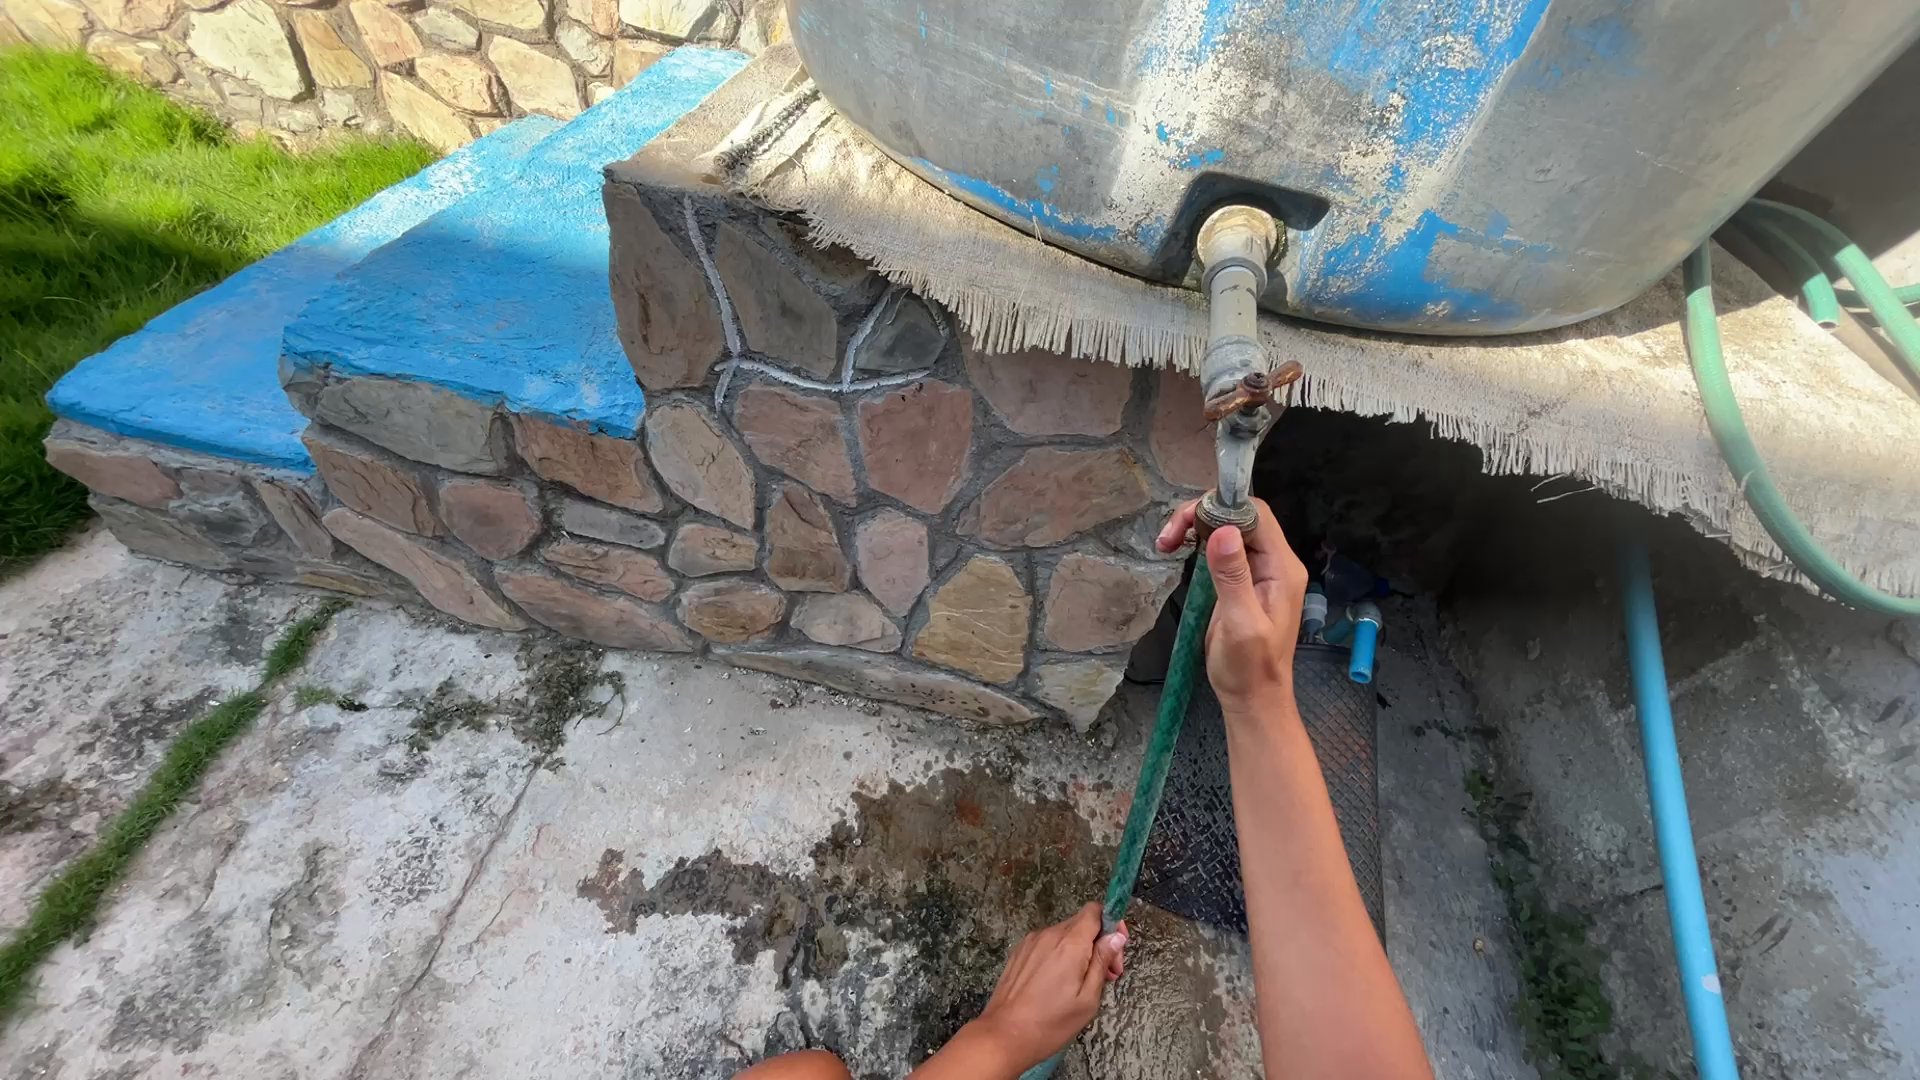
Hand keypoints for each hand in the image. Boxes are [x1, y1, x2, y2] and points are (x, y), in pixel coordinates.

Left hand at [967, 904, 1127, 1071]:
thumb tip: (1117, 937)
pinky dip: (1060, 955)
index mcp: (1070, 943)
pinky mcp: (1021, 950)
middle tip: (1107, 976)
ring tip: (1081, 985)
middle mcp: (1050, 934)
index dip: (1111, 924)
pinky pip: (1048, 943)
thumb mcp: (1087, 999)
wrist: (1005, 1034)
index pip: (1095, 911)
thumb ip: (1102, 962)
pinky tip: (1059, 983)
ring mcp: (1033, 940)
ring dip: (1080, 951)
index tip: (1117, 949)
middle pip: (1082, 923)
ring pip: (1065, 934)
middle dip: (1099, 944)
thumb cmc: (1050, 1023)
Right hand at [1156, 498, 1308, 720]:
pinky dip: (1196, 543)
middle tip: (1167, 537)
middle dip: (1201, 516)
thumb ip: (1233, 577)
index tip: (1185, 523)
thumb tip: (1223, 532)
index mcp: (1281, 569)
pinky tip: (1177, 552)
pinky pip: (1220, 548)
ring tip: (1165, 544)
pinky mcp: (1240, 581)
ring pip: (1227, 529)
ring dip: (1194, 528)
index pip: (1256, 515)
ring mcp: (1257, 571)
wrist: (1253, 698)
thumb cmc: (1249, 668)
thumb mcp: (1240, 624)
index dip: (1220, 509)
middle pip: (1239, 517)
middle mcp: (1273, 563)